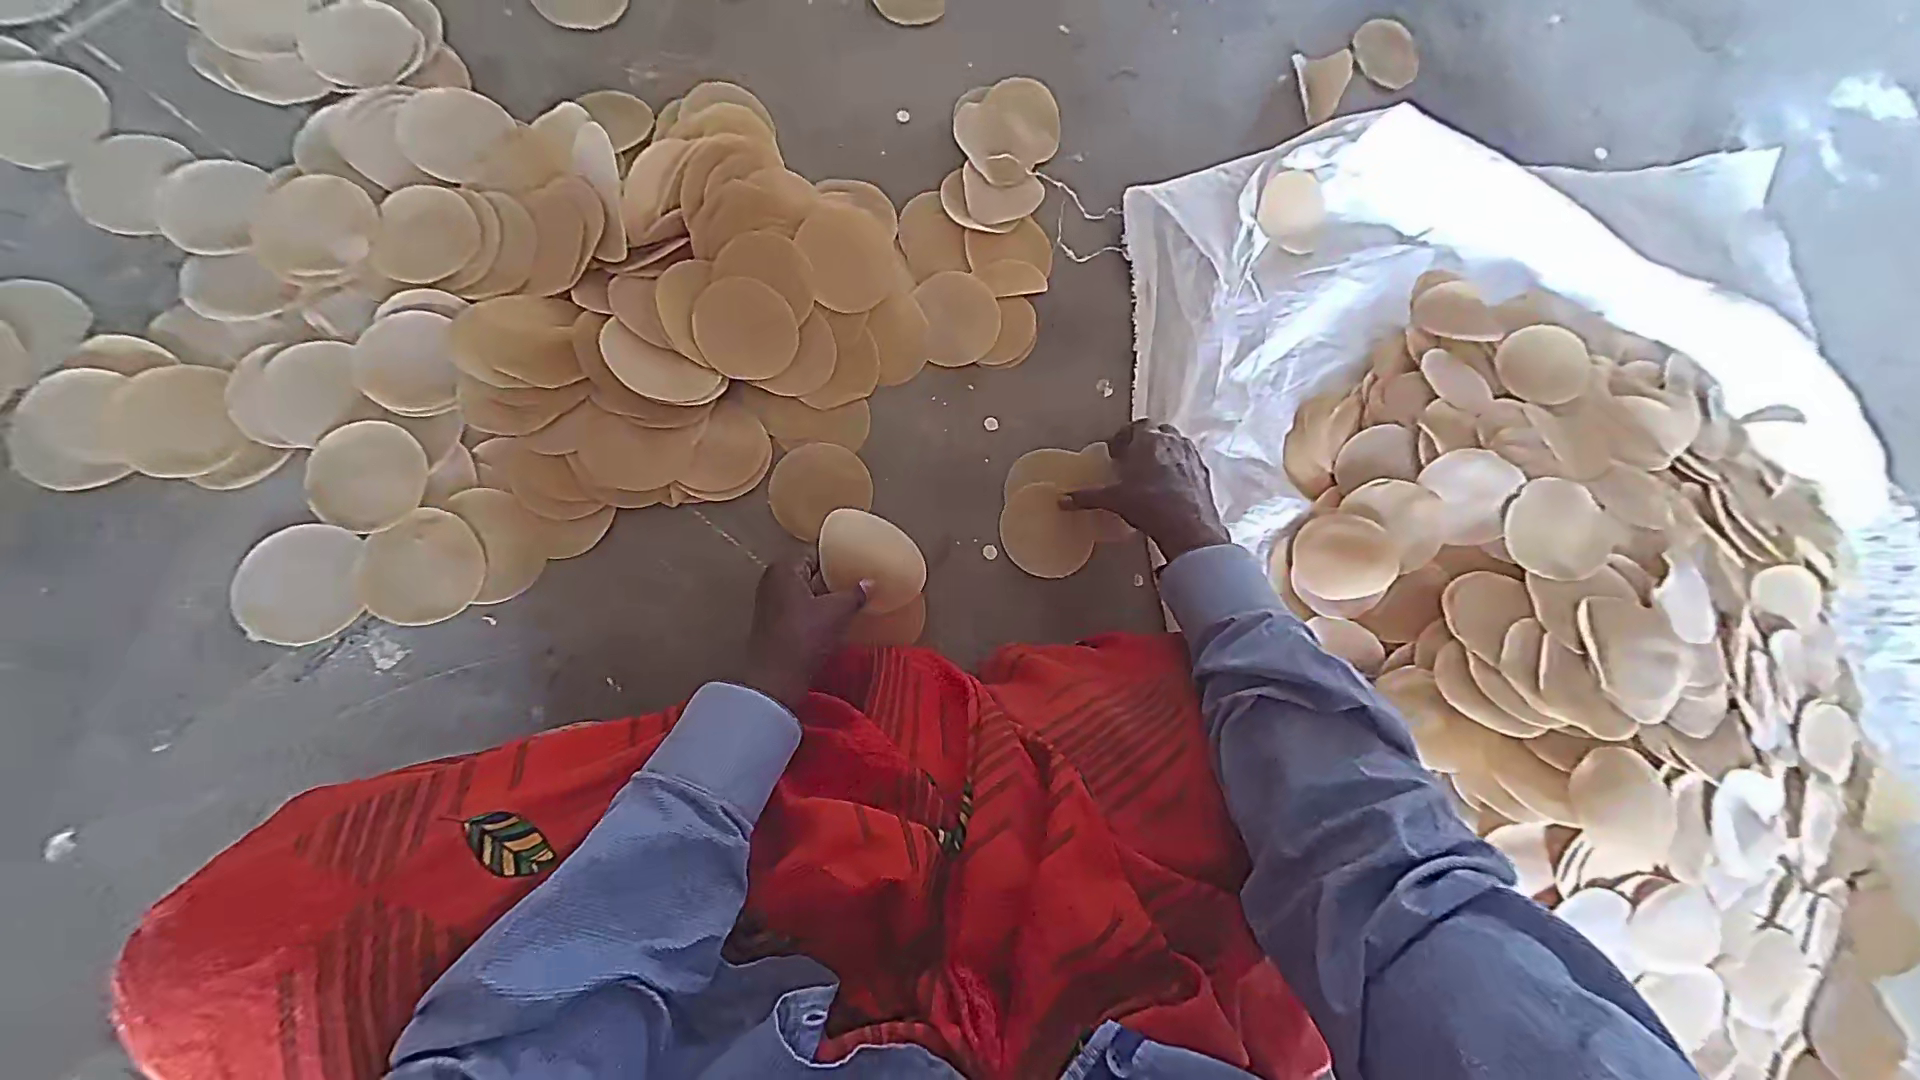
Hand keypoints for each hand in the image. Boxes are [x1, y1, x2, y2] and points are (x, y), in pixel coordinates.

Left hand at [736, 556, 869, 710]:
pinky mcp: (776, 625)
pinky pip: (803, 609)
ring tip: (855, 599)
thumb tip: (869, 582)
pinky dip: (819, 611)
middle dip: (834, 577)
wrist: (777, 679)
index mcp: (784, 569)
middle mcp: (774, 581)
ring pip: (807, 592)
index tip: (859, 563)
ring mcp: (772, 604)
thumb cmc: (805, 636)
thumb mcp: (836, 612)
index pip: (815, 553)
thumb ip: (855, 593)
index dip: (838, 557)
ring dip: (828, 596)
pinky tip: (839, 618)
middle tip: (860, 581)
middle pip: (810, 572)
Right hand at [1065, 420, 1229, 560]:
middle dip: (1145, 442)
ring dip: (1163, 452)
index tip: (1116, 453)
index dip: (1124, 437)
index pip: (1135, 426)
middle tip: (1132, 460)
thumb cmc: (1148, 504)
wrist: (1188, 526)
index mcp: (1148, 440)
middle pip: (1157, 431)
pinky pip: (1187, 461)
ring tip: (1150, 473)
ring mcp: (1191, 454)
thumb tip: (1062, 500)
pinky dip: (1178, 468)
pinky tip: (1169, 486)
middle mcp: (1171, 440)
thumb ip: (1087, 497)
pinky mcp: (1203, 471)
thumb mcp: (1113, 500)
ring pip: (1175, 444)